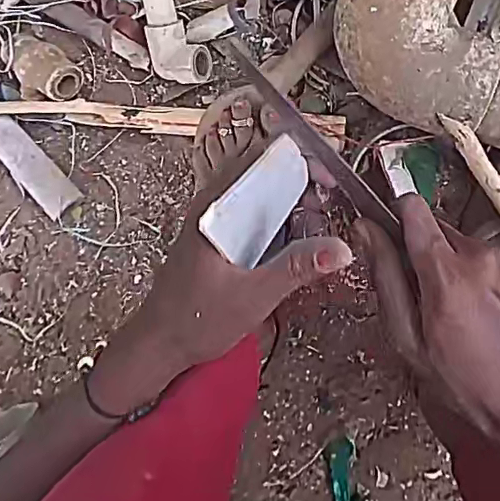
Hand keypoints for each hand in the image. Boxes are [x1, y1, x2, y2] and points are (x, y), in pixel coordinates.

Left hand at [88, 135, 352, 414]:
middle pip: (262, 167)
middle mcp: (213, 204)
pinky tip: (295, 230)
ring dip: (290, 193)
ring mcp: (213, 217)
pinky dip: (277, 210)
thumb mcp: (254, 296)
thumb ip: (297, 268)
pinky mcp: (217, 232)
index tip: (327, 178)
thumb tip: (341, 249)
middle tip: (327, 198)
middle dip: (301, 175)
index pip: (261, 158)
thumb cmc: (195, 320)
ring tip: (316, 212)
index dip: (299, 158)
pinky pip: (252, 207)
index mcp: (217, 208)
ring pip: (258, 187)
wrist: (158, 342)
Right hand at [356, 194, 499, 439]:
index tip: (380, 234)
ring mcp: (496, 258)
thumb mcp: (405, 334)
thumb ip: (384, 274)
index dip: (390, 215)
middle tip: (407, 288)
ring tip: (433, 302)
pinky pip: (465, 250)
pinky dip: (453, 267)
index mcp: (447, 271)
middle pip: (427, 224)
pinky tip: (455, 303)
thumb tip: (365, 229)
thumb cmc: (460, 378)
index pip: (412, 207)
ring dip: (432, 259)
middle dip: (410, 247)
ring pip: (445, 237)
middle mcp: (476, 254)